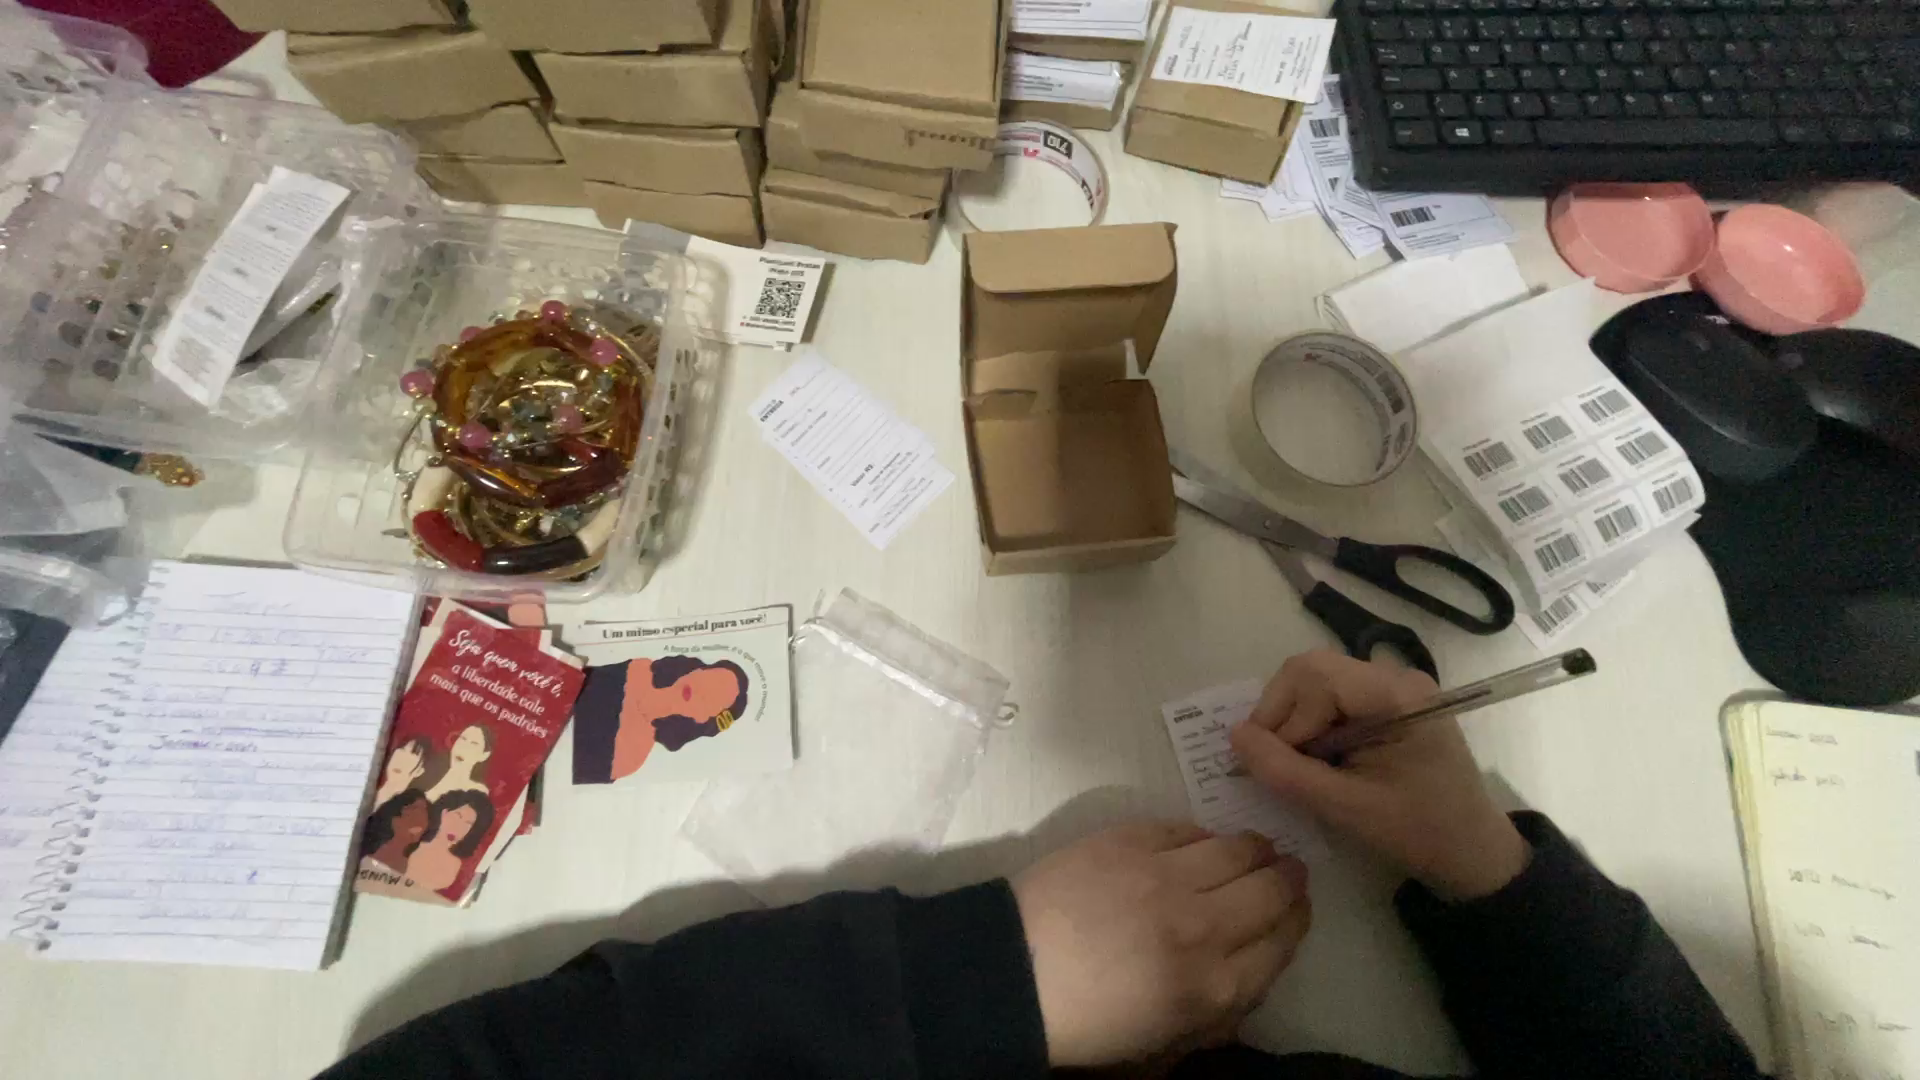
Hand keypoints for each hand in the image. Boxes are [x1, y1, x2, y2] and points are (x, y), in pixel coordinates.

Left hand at [1011, 823, 1310, 1066]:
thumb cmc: (1091, 1019)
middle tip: (1287, 868)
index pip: (1283, 941)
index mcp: (1216, 987)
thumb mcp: (1170, 1041)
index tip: (1297, 903)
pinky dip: (1201, 833)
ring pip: (1235, 847)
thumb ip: (1223, 1008)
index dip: (1297, 918)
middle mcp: (1203, 924)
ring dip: (1254, 847)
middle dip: (1287, 877)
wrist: (1018, 969)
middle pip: (1270, 889)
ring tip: (1255, 847)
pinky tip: (1200, 840)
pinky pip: (1184, 827)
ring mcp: (1165, 874)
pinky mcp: (1130, 839)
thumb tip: (1251, 967)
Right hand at [1229, 650, 1529, 901]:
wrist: (1474, 856)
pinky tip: (1318, 756)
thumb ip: (1285, 771)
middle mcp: (1393, 677)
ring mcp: (1388, 686)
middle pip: (1307, 670)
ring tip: (1303, 762)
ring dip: (1291, 719)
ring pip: (1310, 680)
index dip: (1283, 715)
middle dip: (1282, 714)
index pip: (1312, 674)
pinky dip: (1306, 722)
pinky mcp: (1380, 700)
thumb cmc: (1418, 833)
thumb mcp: (1345, 809)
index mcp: (1396, 696)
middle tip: (1283, 761)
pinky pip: (1324, 695)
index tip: (1282, 763)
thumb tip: (1234, 736)